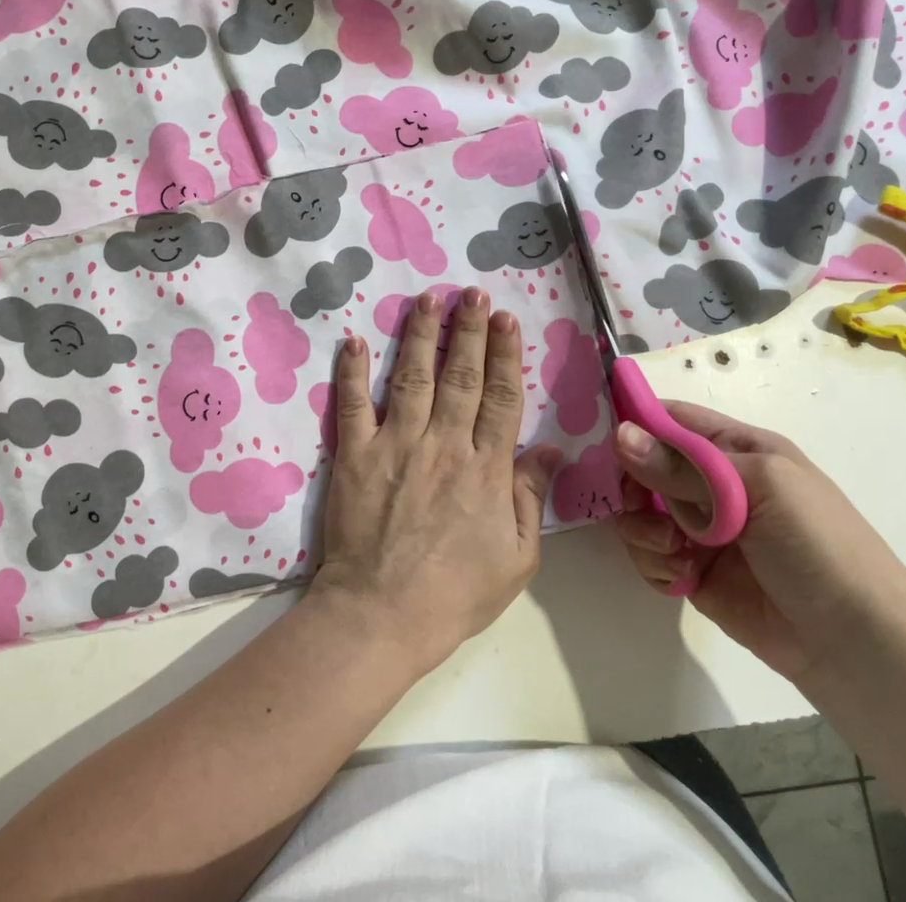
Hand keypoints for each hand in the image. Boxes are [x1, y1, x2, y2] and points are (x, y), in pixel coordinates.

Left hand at [311, 288, 561, 669]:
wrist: (383, 612)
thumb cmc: (455, 594)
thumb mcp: (518, 557)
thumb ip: (530, 497)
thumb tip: (552, 449)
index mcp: (487, 470)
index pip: (501, 398)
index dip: (505, 356)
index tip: (506, 320)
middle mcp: (443, 446)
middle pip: (460, 377)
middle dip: (467, 331)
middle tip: (471, 293)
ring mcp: (395, 446)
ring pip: (412, 378)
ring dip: (419, 335)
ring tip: (426, 299)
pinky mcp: (354, 456)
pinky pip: (352, 405)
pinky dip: (352, 371)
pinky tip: (355, 340)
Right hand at [613, 402, 905, 682]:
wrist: (852, 639)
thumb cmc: (819, 546)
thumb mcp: (757, 488)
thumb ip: (683, 465)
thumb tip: (619, 435)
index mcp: (737, 450)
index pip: (669, 419)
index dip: (632, 422)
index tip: (600, 438)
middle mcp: (713, 485)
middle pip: (640, 467)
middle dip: (632, 486)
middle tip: (639, 506)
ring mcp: (699, 529)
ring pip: (636, 513)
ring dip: (644, 531)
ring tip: (677, 551)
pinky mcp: (689, 569)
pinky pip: (646, 554)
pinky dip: (654, 564)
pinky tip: (683, 577)